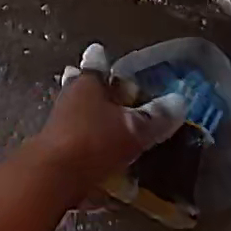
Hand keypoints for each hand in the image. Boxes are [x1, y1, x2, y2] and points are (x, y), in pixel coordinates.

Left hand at [29, 43, 185, 188]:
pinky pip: (74, 150)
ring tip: (106, 133)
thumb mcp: (133, 129)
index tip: (98, 49)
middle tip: (103, 92)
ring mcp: (57, 128)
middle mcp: (69, 100)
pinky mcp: (51, 157)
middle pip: (81, 89)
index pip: (96, 64)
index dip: (100, 59)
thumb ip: (156, 117)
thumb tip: (180, 101)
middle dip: (92, 90)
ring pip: (76, 119)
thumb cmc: (93, 141)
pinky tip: (100, 173)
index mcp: (88, 84)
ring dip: (88, 124)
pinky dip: (86, 156)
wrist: (50, 181)